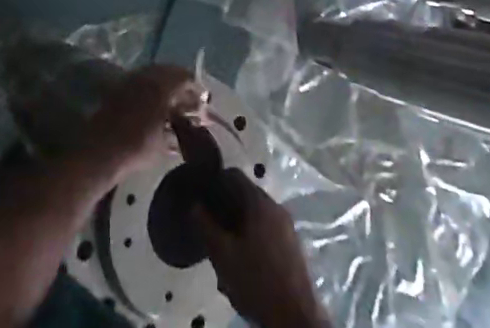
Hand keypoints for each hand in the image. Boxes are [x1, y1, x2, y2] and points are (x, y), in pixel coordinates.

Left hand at [81, 65, 200, 178]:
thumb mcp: (165, 141)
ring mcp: (130, 80)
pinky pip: (141, 82)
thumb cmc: (138, 146)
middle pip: (169, 72)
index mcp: (161, 85)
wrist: (101, 151)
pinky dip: (151, 90)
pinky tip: (154, 107)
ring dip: (165, 86)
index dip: (195, 88)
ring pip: (154, 76)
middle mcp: (146, 76)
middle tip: (189, 102)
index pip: (185, 77)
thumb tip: (193, 121)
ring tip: (173, 105)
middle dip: (180, 85)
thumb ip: (181, 128)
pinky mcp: (118, 88)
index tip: (202, 100)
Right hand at [191, 170, 328, 327]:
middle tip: (210, 224)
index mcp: (260, 203)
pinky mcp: (292, 245)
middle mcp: (276, 207)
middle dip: (226, 206)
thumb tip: (194, 204)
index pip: (234, 175)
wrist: (295, 317)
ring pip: (256, 214)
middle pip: (246, 194)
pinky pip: (267, 229)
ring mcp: (287, 226)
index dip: (215, 181)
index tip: (201, 195)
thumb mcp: (222, 255)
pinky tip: (242, 258)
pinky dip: (252, 235)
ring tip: (224, 245)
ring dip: (238, 223)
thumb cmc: (256, 281)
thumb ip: (205, 225)